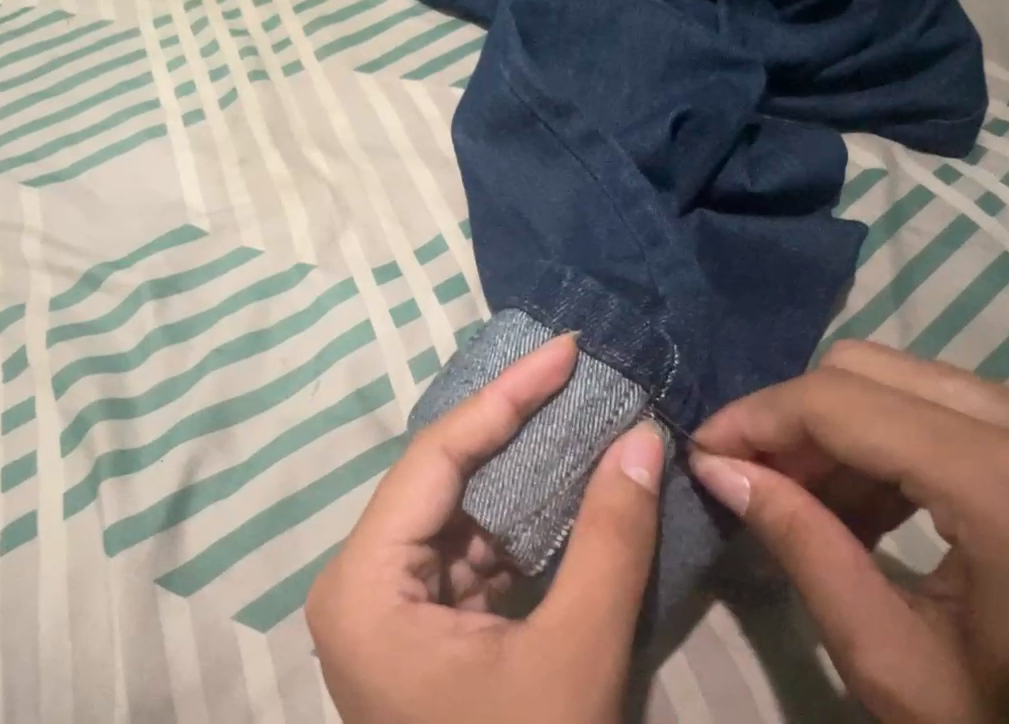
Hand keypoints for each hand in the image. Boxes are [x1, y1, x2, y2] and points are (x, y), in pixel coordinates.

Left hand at [306, 334, 665, 723]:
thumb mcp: (573, 658)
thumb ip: (610, 542)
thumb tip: (644, 438)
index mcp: (366, 582)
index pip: (437, 457)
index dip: (506, 396)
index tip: (563, 349)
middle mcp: (363, 582)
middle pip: (444, 479)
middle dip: (515, 428)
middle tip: (576, 376)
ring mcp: (390, 607)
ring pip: (460, 515)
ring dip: (523, 475)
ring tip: (580, 421)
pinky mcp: (423, 629)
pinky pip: (471, 555)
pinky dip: (522, 527)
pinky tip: (568, 494)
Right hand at [688, 339, 1008, 723]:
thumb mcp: (902, 669)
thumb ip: (804, 548)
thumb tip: (717, 467)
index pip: (841, 402)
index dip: (755, 417)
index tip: (703, 451)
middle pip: (875, 369)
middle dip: (797, 417)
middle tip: (754, 479)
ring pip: (919, 381)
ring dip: (848, 428)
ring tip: (811, 499)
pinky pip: (970, 409)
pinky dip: (905, 440)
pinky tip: (882, 503)